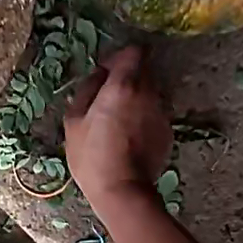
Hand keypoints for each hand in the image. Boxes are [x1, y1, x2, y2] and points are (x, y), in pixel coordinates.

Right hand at [64, 45, 172, 207]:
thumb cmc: (92, 156)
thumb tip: (98, 76)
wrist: (123, 191)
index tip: (106, 73)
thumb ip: (87, 89)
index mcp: (124, 84)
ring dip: (137, 100)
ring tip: (119, 122)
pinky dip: (145, 119)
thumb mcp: (74, 120)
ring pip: (151, 93)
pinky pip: (155, 115)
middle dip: (128, 78)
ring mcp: (162, 113)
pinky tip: (131, 138)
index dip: (119, 58)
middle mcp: (149, 93)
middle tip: (110, 99)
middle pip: (144, 70)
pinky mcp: (168, 132)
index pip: (134, 51)